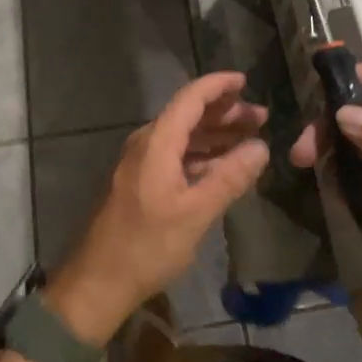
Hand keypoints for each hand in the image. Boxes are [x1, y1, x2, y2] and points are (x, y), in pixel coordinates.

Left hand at [44, 72, 270, 345]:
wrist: (100, 280)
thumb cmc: (148, 244)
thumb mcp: (196, 213)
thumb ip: (229, 178)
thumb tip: (261, 147)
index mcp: (158, 141)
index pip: (191, 98)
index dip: (218, 86)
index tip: (246, 80)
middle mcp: (148, 143)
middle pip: (189, 114)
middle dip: (225, 112)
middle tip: (261, 117)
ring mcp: (142, 162)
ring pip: (184, 136)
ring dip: (216, 134)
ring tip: (250, 138)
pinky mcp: (142, 182)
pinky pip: (177, 154)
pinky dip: (202, 154)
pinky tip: (224, 166)